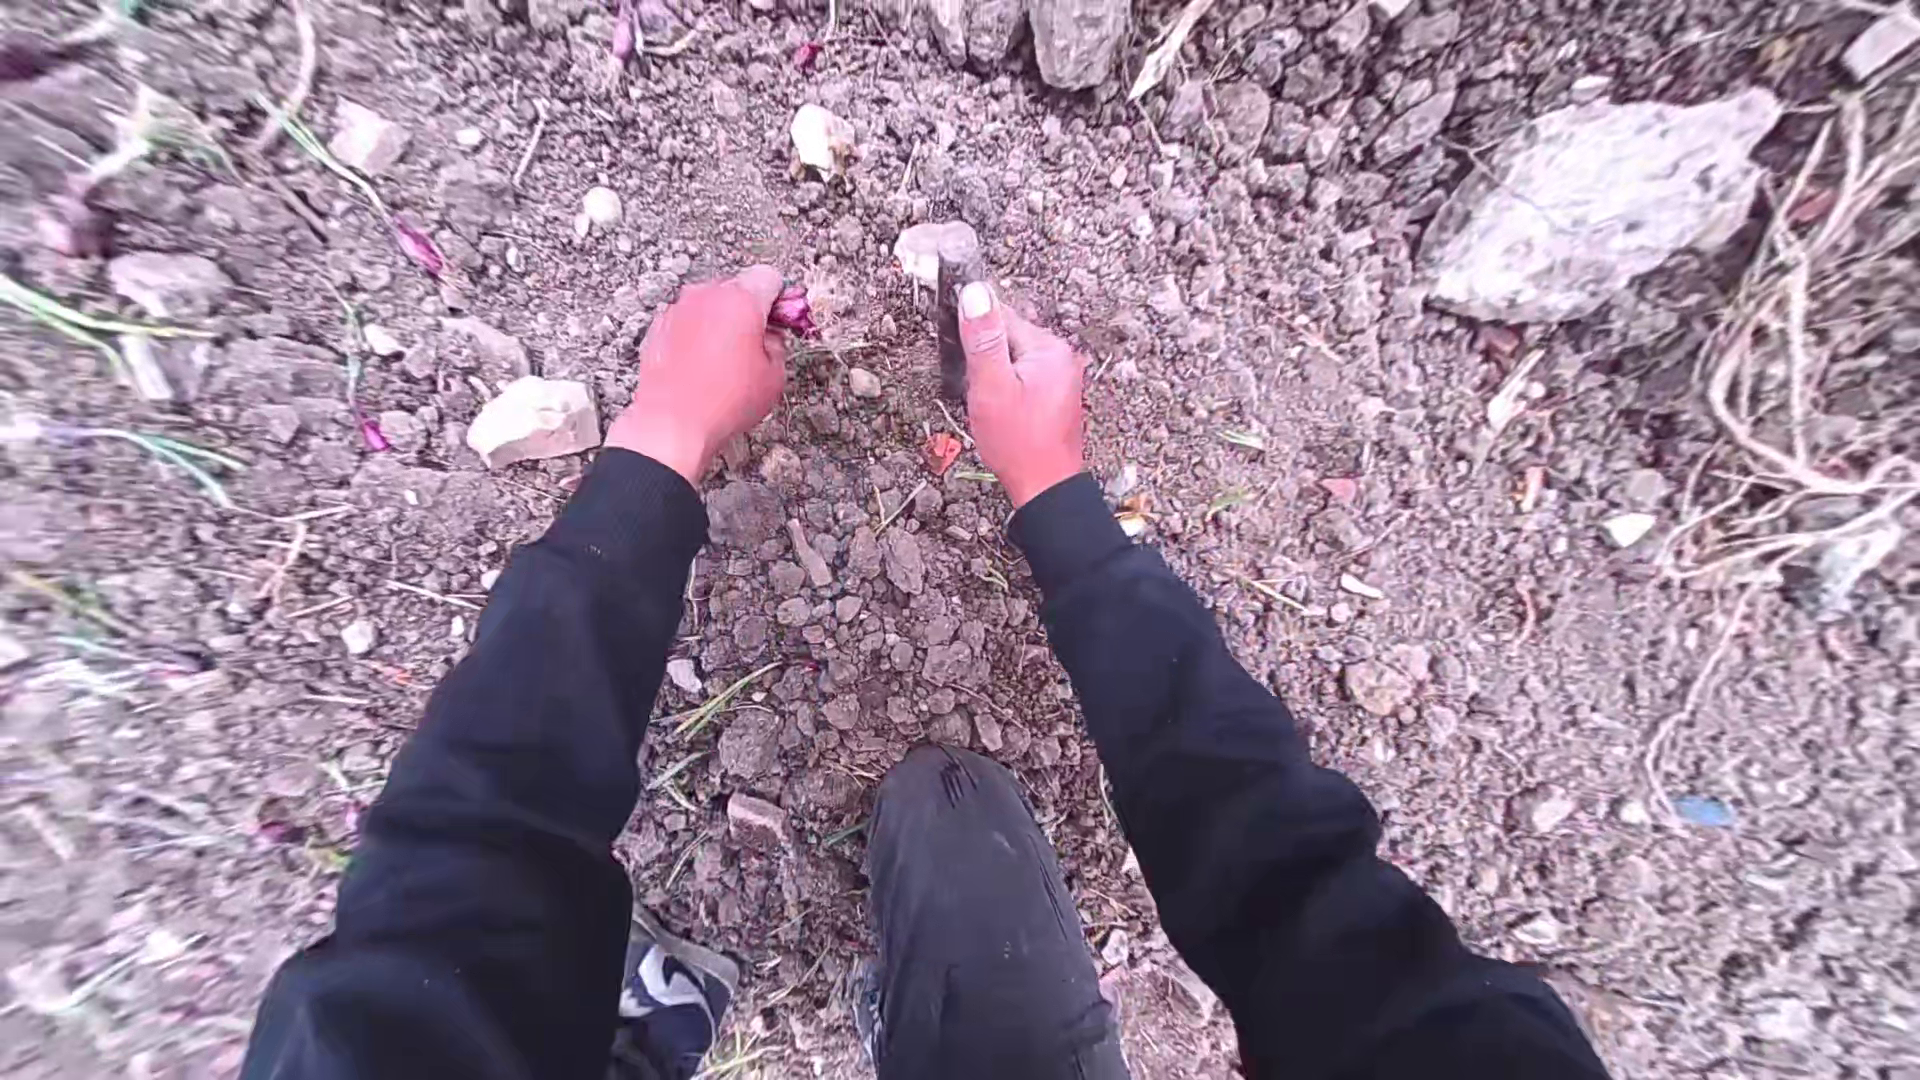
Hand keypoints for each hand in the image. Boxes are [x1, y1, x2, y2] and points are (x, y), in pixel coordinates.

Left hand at [606, 266, 787, 482]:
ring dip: (724, 322)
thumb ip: (778, 345)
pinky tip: (705, 365)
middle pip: (738, 287)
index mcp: (741, 300)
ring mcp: (679, 308)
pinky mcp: (660, 326)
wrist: (675, 422)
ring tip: (730, 360)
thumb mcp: (774, 377)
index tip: (782, 321)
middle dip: (752, 310)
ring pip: (712, 303)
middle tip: (759, 344)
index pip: (769, 277)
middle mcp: (707, 295)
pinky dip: (700, 334)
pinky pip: (690, 320)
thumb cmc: (726, 400)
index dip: (781, 299)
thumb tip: (771, 337)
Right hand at [958, 282, 1084, 507]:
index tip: (964, 359)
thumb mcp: (992, 388)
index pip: (1001, 319)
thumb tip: (974, 293)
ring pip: (1013, 362)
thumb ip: (983, 341)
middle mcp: (1061, 358)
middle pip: (1008, 340)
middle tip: (982, 394)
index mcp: (1049, 349)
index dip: (975, 337)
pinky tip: (1002, 413)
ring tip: (993, 409)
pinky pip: (1022, 379)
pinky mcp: (1055, 396)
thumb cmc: (1020, 445)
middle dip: (986, 363)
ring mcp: (1060, 378)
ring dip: (994, 379)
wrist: (1045, 488)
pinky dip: (1006, 390)